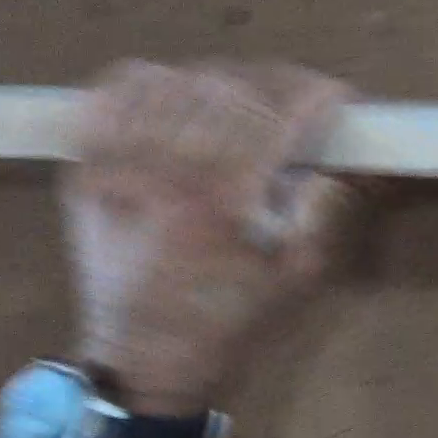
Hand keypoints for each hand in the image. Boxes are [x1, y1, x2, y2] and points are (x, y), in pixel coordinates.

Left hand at [63, 60, 353, 414]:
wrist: (143, 357)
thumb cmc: (234, 319)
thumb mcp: (301, 273)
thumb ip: (325, 207)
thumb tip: (355, 160)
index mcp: (222, 203)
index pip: (274, 117)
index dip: (314, 95)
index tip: (342, 95)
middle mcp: (161, 173)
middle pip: (226, 89)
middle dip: (278, 81)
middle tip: (306, 94)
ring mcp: (112, 166)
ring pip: (171, 82)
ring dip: (222, 80)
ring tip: (251, 96)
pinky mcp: (82, 168)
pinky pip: (109, 95)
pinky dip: (152, 82)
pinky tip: (183, 95)